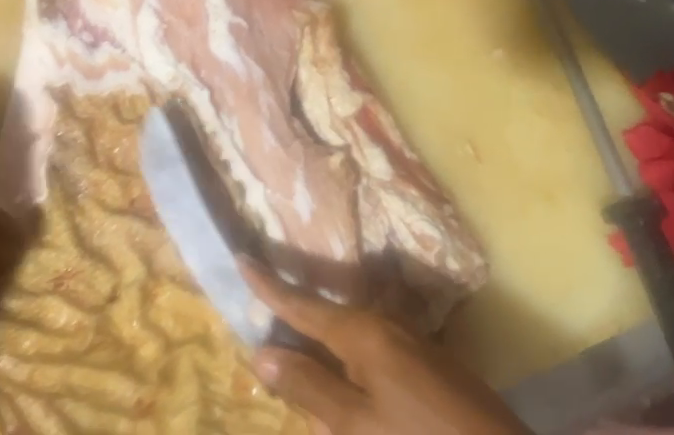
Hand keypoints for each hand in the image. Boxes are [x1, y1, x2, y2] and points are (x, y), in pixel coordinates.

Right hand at [242, 262, 529, 434]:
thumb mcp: (359, 427)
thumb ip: (311, 388)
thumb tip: (262, 353)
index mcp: (362, 333)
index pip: (302, 305)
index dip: (269, 286)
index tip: (242, 257)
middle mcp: (386, 326)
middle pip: (327, 314)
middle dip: (295, 311)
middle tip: (262, 298)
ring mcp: (413, 343)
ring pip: (352, 332)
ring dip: (323, 335)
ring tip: (298, 338)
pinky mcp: (432, 364)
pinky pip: (375, 348)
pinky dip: (351, 354)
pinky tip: (349, 372)